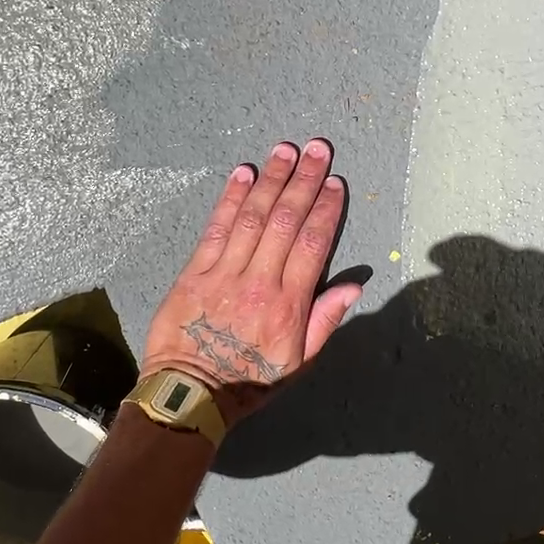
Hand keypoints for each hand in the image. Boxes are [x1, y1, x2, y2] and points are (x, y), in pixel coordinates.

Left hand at [140, 139, 364, 425]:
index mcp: (288, 304)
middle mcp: (259, 281)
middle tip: (317, 150)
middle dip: (304, 181)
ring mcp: (224, 272)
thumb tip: (355, 284)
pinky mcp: (194, 271)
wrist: (188, 394)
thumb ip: (325, 320)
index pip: (313, 244)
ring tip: (285, 150)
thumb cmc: (251, 380)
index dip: (326, 209)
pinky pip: (216, 227)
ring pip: (253, 216)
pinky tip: (243, 173)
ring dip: (271, 179)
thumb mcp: (299, 362)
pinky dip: (230, 198)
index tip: (335, 183)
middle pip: (285, 220)